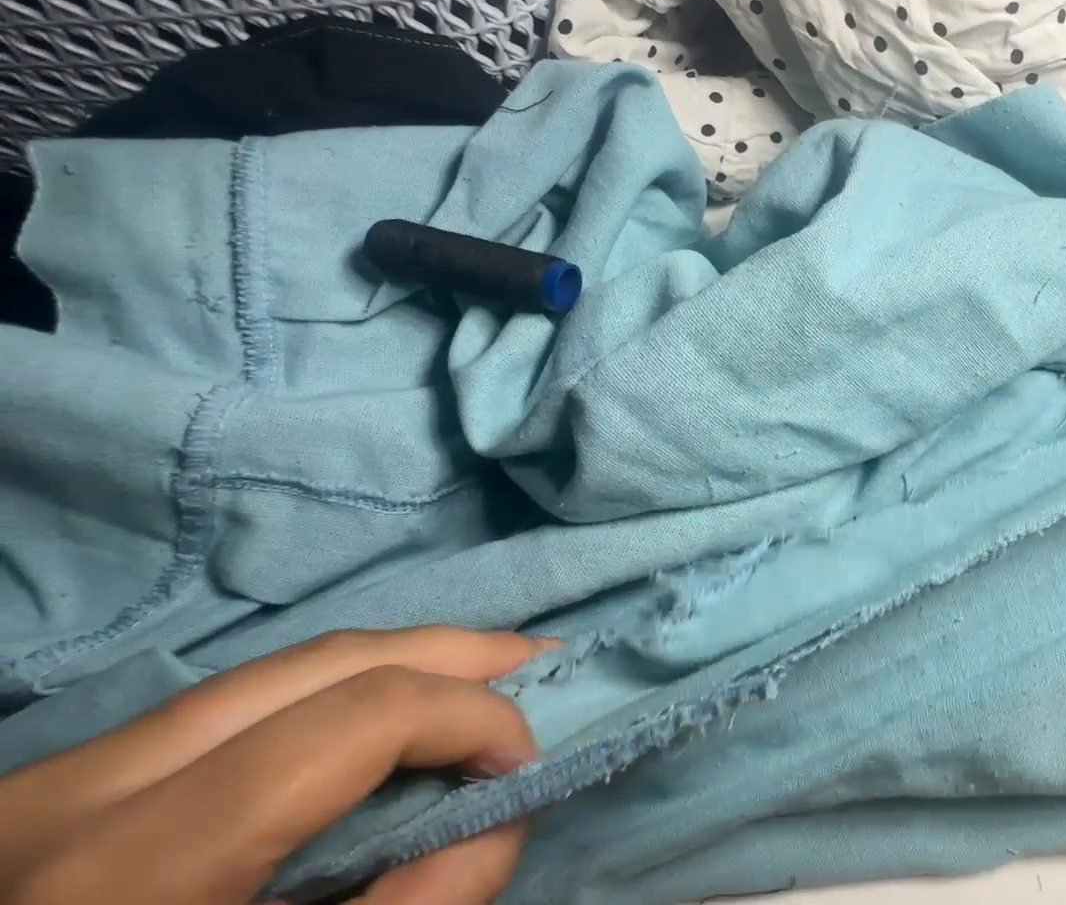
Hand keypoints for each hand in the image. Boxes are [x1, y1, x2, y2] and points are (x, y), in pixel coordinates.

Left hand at [0, 627, 550, 904]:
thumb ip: (419, 903)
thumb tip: (510, 805)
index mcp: (126, 869)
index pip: (353, 720)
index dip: (469, 715)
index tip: (526, 759)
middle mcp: (78, 788)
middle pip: (322, 659)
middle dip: (453, 652)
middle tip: (540, 662)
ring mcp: (60, 771)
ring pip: (281, 662)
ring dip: (405, 657)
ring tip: (487, 668)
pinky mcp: (67, 774)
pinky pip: (241, 696)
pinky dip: (341, 686)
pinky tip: (395, 699)